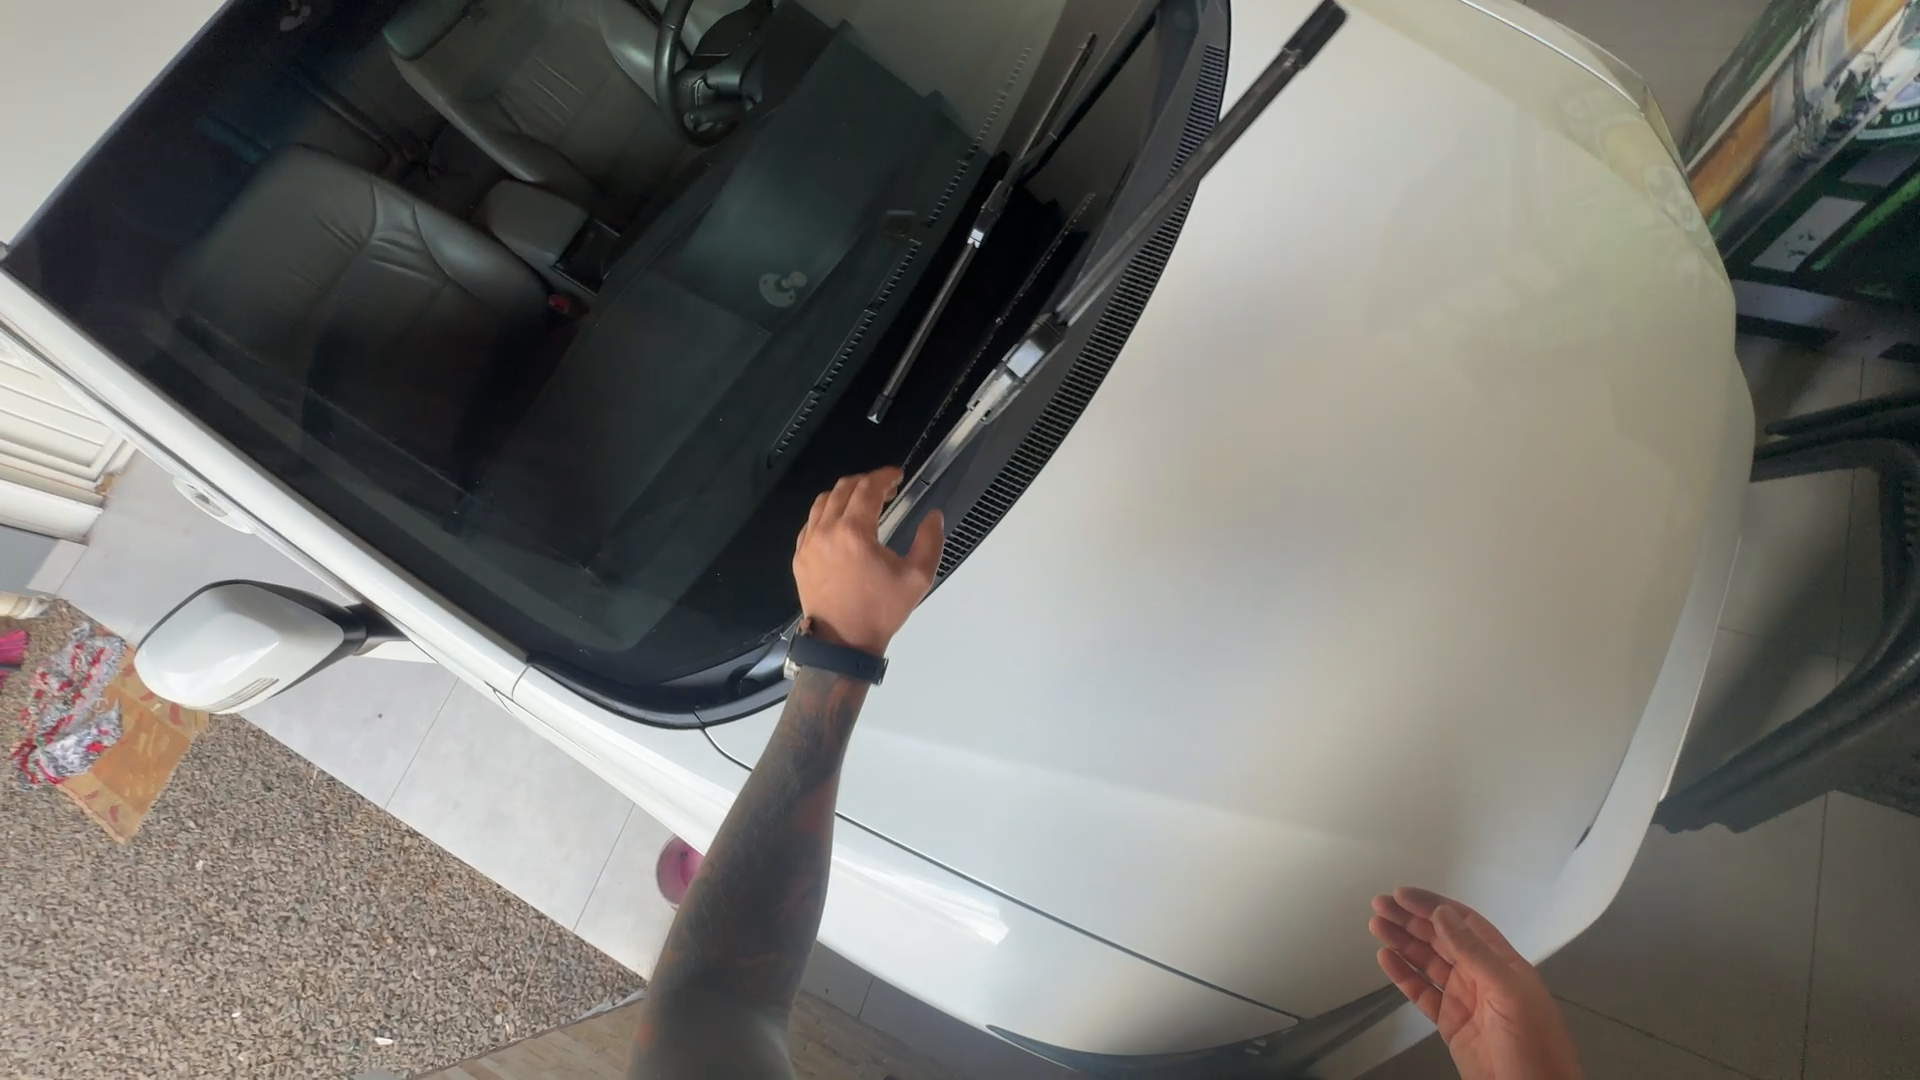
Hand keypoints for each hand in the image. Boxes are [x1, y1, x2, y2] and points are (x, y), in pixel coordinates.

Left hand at [793, 467, 943, 654]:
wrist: (842, 644)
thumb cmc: (880, 612)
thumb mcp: (918, 577)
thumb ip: (930, 540)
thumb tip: (933, 516)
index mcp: (855, 532)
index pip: (868, 488)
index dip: (885, 475)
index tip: (897, 475)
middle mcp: (827, 531)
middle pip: (843, 488)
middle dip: (867, 481)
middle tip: (886, 488)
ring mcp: (809, 544)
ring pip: (823, 501)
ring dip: (845, 494)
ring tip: (864, 500)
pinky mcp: (800, 557)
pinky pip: (811, 522)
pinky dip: (827, 512)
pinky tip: (841, 522)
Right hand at [1370, 888, 1583, 1079]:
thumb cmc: (1533, 1047)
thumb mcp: (1510, 995)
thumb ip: (1475, 952)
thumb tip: (1442, 912)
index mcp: (1503, 965)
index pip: (1464, 923)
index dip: (1432, 905)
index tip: (1402, 895)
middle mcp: (1482, 977)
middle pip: (1441, 938)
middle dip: (1410, 920)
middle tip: (1380, 905)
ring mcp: (1465, 1000)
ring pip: (1427, 961)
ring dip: (1402, 941)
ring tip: (1376, 925)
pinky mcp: (1451, 1023)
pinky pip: (1422, 991)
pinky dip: (1402, 974)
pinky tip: (1385, 958)